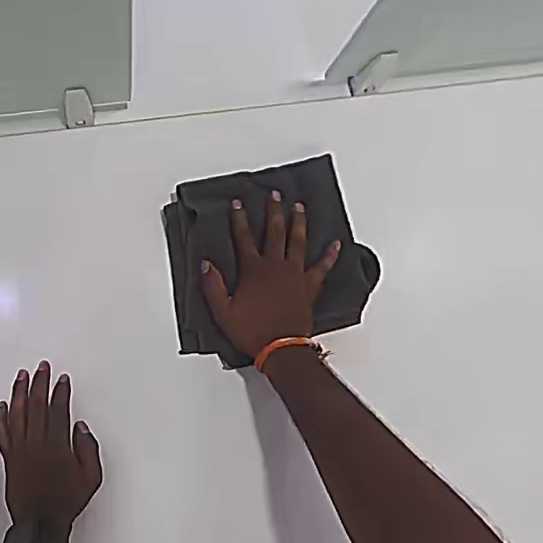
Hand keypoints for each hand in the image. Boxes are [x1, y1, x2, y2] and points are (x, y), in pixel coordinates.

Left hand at [0, 362, 102, 529]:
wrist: (40, 524)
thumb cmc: (65, 503)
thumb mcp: (91, 477)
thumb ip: (87, 449)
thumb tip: (80, 428)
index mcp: (57, 445)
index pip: (58, 409)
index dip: (60, 391)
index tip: (62, 380)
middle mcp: (36, 443)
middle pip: (36, 404)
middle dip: (40, 382)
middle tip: (42, 368)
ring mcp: (20, 450)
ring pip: (17, 413)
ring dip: (20, 392)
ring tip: (22, 376)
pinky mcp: (8, 458)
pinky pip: (2, 432)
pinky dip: (1, 417)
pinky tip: (2, 405)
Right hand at [200, 191, 341, 357]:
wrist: (281, 347)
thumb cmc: (252, 330)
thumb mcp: (222, 311)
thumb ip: (213, 286)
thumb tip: (206, 265)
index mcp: (253, 270)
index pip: (244, 238)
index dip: (240, 219)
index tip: (238, 204)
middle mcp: (276, 267)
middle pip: (275, 232)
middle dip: (273, 211)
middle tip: (274, 195)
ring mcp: (295, 275)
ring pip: (298, 241)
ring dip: (298, 222)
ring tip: (299, 207)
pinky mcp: (309, 287)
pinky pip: (322, 267)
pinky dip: (329, 255)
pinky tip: (335, 244)